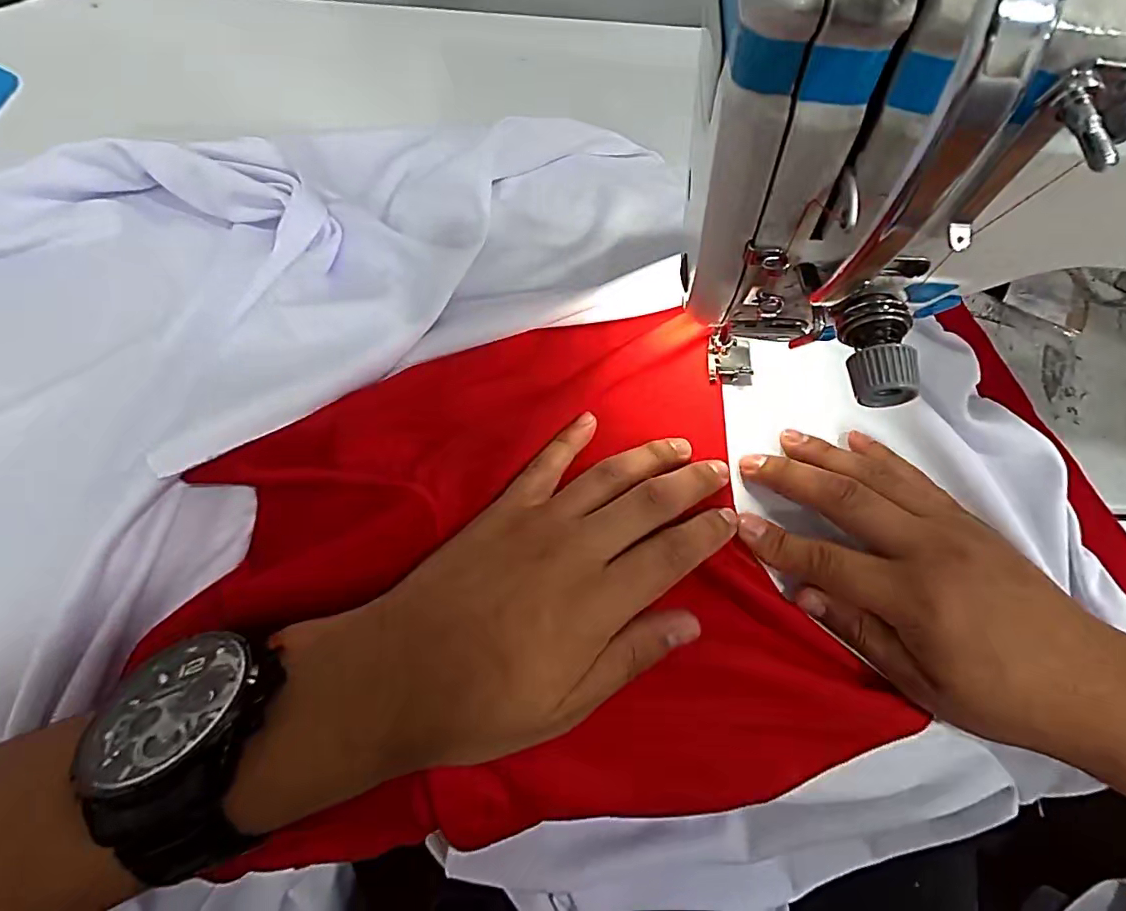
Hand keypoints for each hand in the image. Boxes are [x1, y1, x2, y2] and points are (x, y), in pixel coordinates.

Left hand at [280, 413, 737, 777]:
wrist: (395, 675)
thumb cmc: (484, 703)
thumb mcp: (566, 704)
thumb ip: (630, 656)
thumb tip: (691, 623)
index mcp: (599, 602)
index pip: (671, 555)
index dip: (707, 533)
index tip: (730, 518)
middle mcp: (578, 550)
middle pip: (649, 504)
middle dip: (689, 482)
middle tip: (716, 467)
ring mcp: (538, 522)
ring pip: (607, 476)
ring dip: (646, 456)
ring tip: (676, 444)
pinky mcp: (503, 511)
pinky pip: (543, 465)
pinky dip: (566, 439)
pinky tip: (588, 420)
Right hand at [736, 429, 1125, 769]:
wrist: (1090, 678)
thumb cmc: (1003, 695)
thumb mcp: (923, 683)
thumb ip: (860, 633)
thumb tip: (806, 597)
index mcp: (913, 597)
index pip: (827, 561)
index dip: (779, 544)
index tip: (742, 523)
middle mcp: (928, 548)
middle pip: (846, 500)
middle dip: (793, 477)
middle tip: (754, 460)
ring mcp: (951, 525)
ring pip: (877, 477)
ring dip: (829, 455)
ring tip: (792, 437)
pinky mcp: (969, 518)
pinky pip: (915, 478)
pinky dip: (881, 456)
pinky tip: (856, 442)